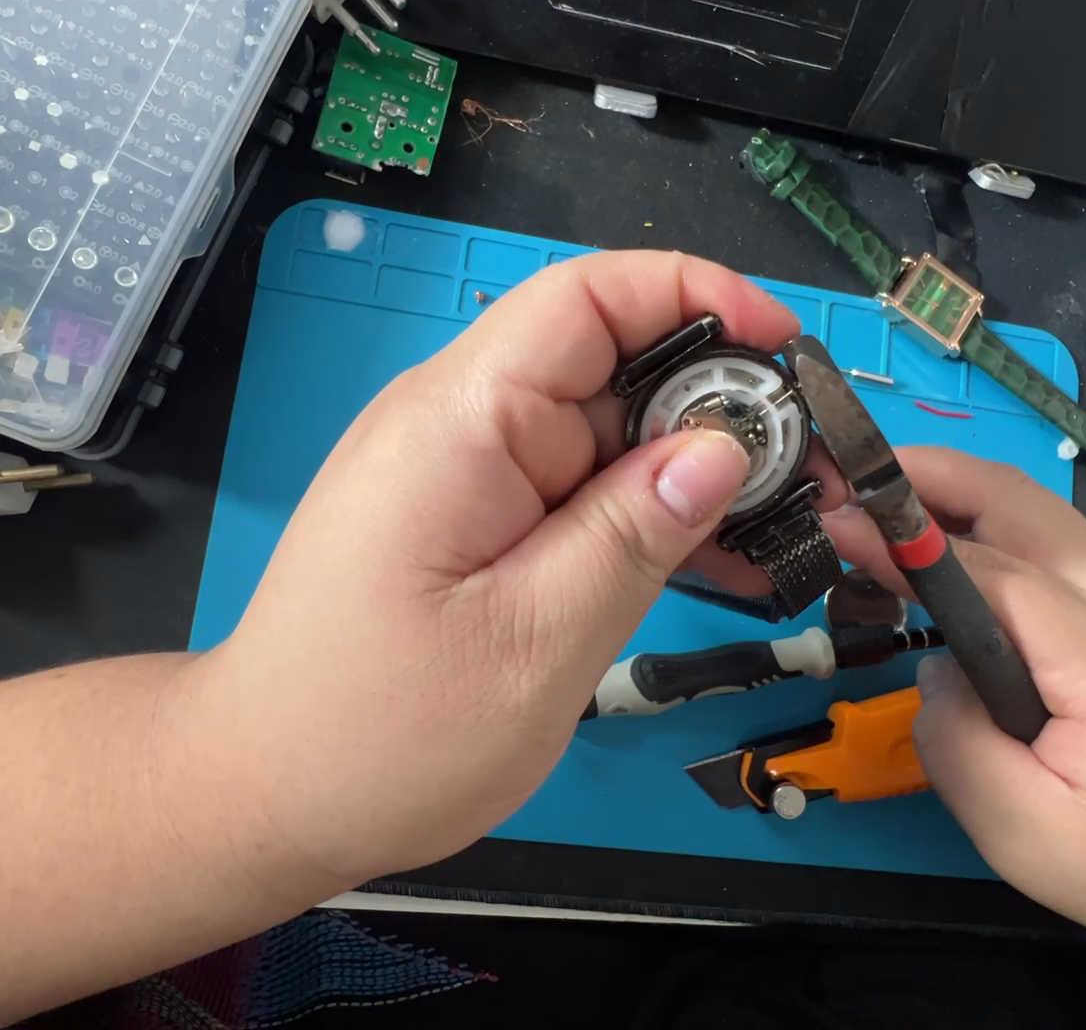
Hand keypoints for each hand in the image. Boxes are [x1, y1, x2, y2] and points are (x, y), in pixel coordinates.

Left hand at [170, 251, 843, 887]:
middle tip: (813, 471)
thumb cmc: (381, 734)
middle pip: (611, 366)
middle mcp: (464, 424)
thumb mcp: (534, 643)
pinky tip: (720, 561)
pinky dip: (651, 517)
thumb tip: (722, 451)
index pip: (584, 299)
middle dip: (720, 404)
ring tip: (786, 526)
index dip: (695, 296)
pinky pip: (584, 492)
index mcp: (461, 422)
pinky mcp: (485, 519)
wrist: (272, 790)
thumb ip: (632, 536)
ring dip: (697, 472)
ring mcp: (475, 472)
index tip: (784, 350)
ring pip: (611, 436)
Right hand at [825, 449, 1085, 961]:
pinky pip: (1038, 535)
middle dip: (925, 473)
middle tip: (846, 477)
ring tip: (872, 497)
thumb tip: (937, 669)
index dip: (908, 542)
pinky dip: (973, 515)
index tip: (835, 523)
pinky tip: (930, 535)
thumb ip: (954, 745)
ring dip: (946, 486)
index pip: (994, 573)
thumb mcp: (1027, 838)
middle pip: (1019, 502)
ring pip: (1029, 506)